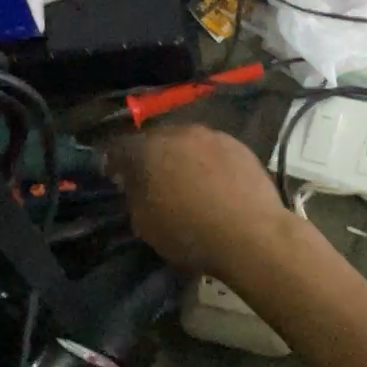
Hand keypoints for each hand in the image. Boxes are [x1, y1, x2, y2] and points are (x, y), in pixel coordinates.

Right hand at [105, 124, 300, 280]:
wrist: (251, 234)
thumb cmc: (190, 233)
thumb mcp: (145, 224)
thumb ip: (133, 196)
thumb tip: (133, 184)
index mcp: (149, 149)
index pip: (120, 147)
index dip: (114, 163)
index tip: (116, 179)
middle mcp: (180, 133)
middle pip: (156, 139)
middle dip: (150, 157)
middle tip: (152, 180)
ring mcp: (213, 136)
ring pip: (188, 141)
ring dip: (182, 156)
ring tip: (187, 181)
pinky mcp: (240, 145)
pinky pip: (213, 149)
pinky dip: (208, 161)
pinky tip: (215, 182)